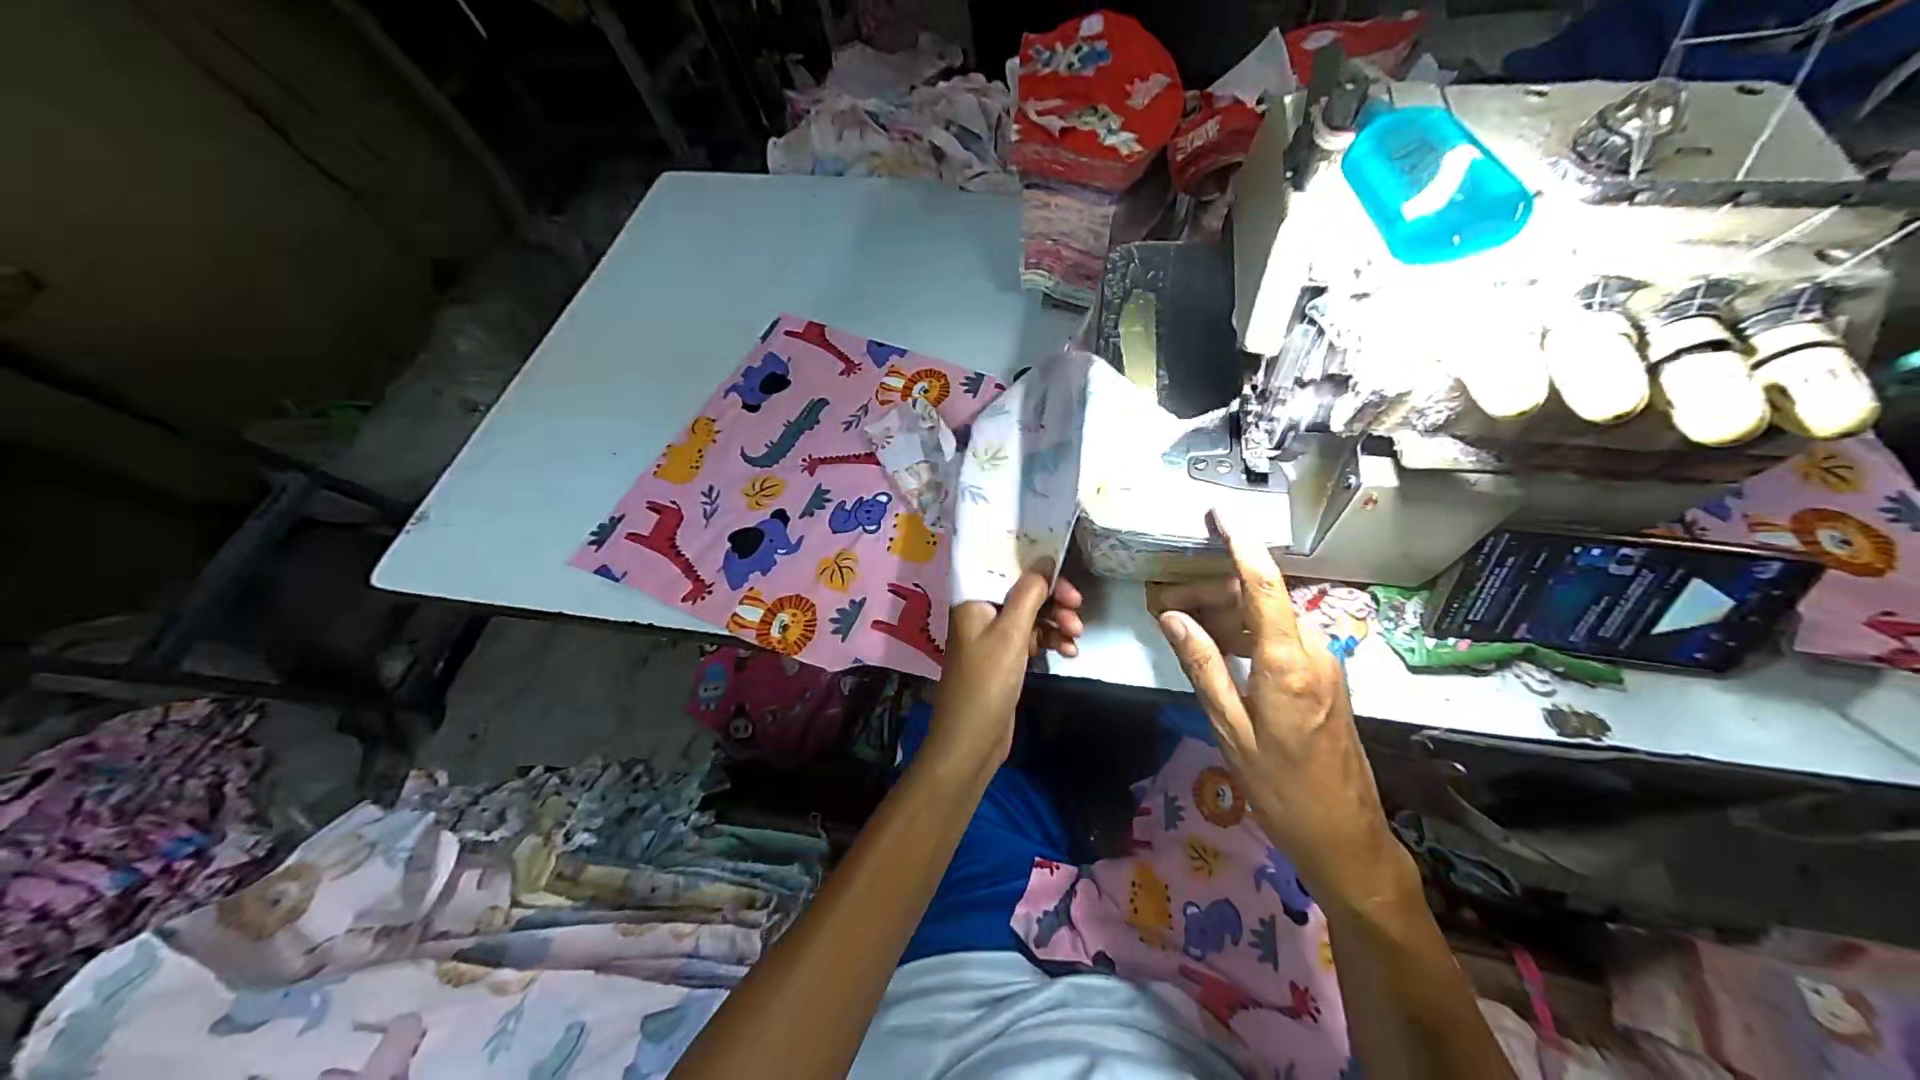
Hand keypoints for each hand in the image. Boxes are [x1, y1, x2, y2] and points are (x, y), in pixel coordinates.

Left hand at [929, 566, 1084, 768]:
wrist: (972, 741)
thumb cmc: (987, 682)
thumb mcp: (1011, 634)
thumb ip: (1029, 594)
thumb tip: (1044, 561)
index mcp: (973, 600)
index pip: (1006, 569)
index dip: (1037, 569)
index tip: (1065, 581)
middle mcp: (981, 613)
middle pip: (1023, 592)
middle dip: (1053, 599)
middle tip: (1077, 610)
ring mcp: (993, 637)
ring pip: (1031, 616)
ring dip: (1056, 622)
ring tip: (1076, 637)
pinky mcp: (1005, 659)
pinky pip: (1032, 639)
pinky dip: (1050, 641)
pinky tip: (1069, 652)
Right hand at [1148, 511, 1405, 906]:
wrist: (1346, 836)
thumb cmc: (1281, 789)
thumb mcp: (1230, 729)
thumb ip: (1203, 666)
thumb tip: (1172, 616)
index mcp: (1289, 665)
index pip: (1264, 586)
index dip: (1240, 544)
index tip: (1218, 515)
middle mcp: (1314, 653)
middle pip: (1261, 598)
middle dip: (1213, 590)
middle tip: (1167, 603)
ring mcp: (1326, 664)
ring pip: (1270, 617)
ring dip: (1227, 613)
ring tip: (1183, 623)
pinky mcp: (1326, 677)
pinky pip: (1282, 638)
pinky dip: (1247, 633)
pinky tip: (1217, 645)